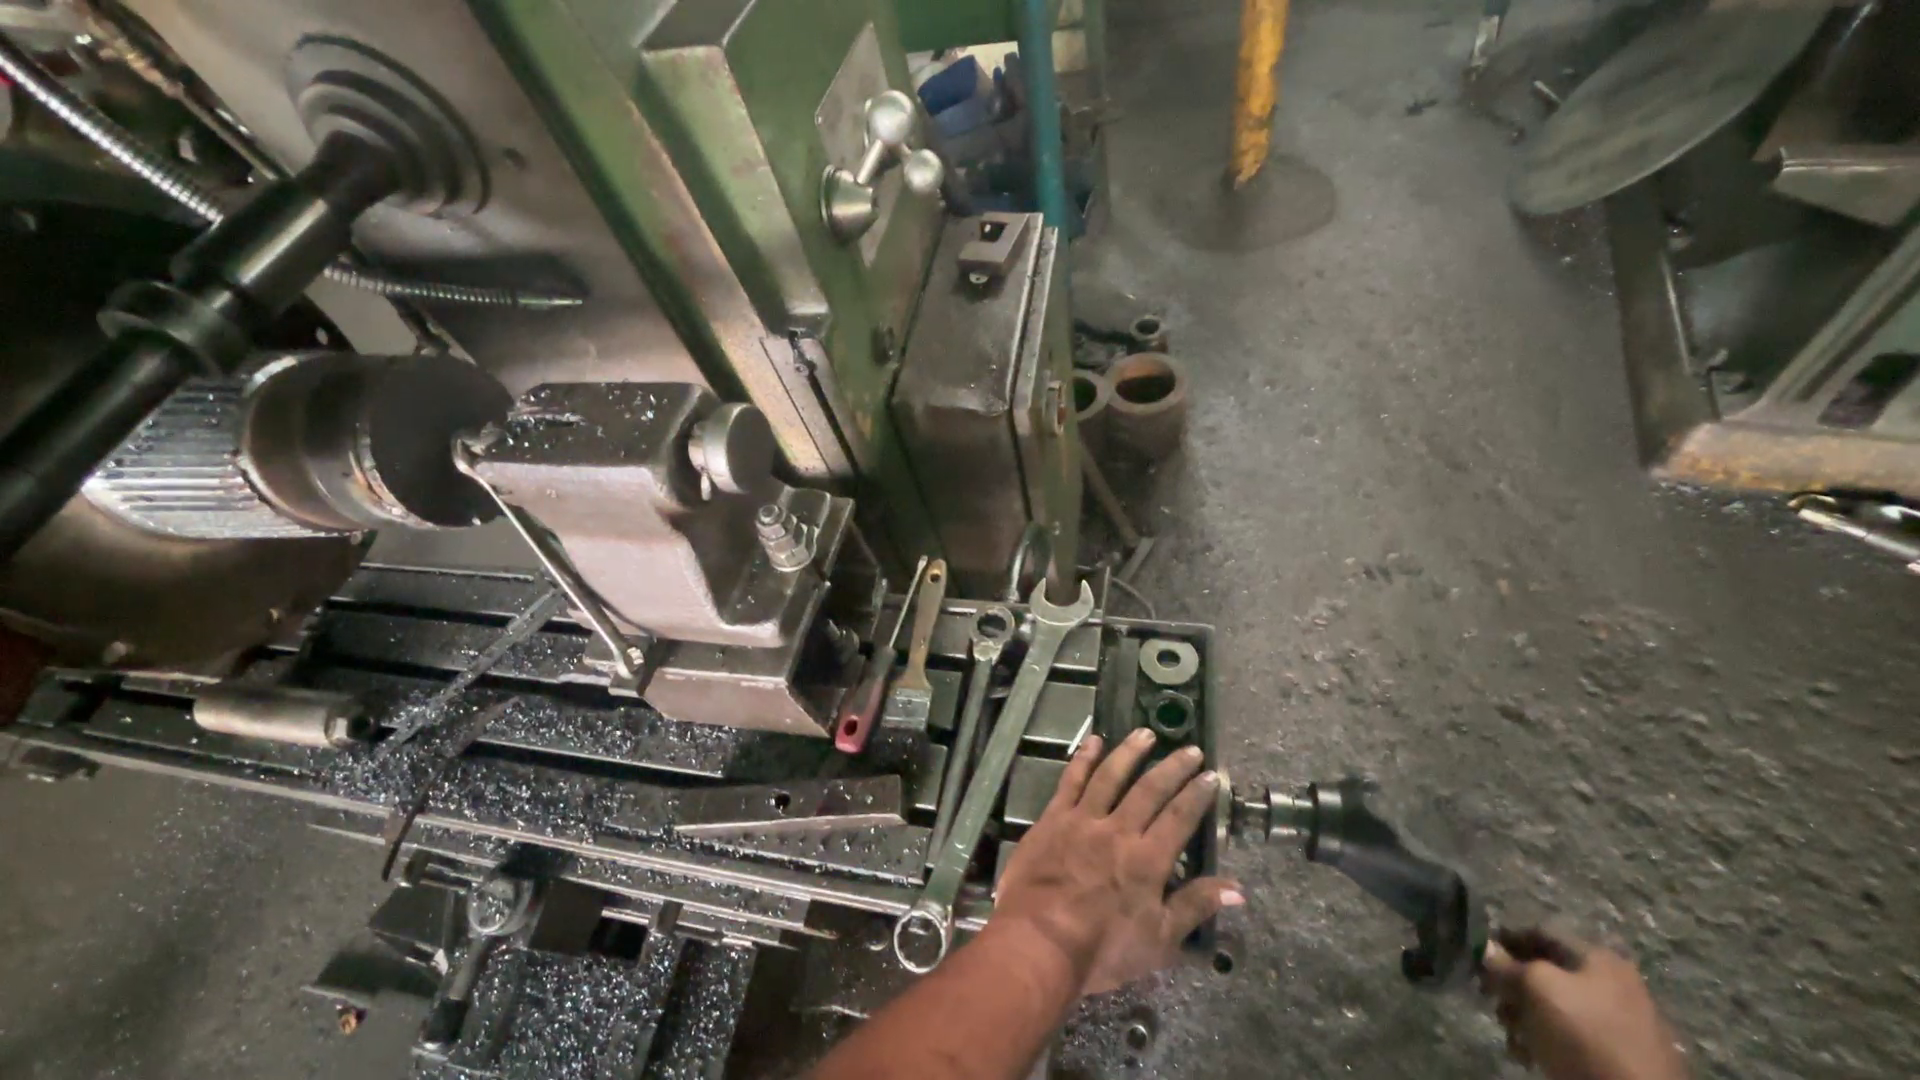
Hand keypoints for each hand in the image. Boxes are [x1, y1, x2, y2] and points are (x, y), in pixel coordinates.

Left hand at [992, 728, 1242, 995]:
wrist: (1038, 943)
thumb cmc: (1101, 949)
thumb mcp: (1159, 940)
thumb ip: (1195, 906)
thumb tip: (1237, 887)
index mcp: (1148, 859)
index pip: (1180, 817)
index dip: (1197, 794)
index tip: (1211, 776)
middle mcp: (1119, 830)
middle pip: (1150, 789)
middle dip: (1173, 767)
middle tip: (1190, 749)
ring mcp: (1083, 820)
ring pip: (1111, 776)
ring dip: (1130, 752)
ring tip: (1145, 733)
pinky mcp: (1053, 819)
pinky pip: (1071, 781)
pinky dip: (1083, 758)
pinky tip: (1093, 741)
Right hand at [1481, 927, 1688, 1079]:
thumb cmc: (1585, 1033)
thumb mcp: (1538, 990)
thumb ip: (1508, 965)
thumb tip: (1485, 948)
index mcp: (1597, 957)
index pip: (1538, 933)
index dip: (1504, 941)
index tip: (1478, 959)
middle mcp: (1609, 980)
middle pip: (1543, 970)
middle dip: (1512, 987)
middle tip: (1494, 1004)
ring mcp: (1615, 1018)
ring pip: (1552, 1004)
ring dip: (1523, 1016)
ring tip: (1512, 1036)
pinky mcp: (1614, 1050)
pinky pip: (1568, 1033)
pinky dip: (1544, 1037)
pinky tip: (1530, 1052)